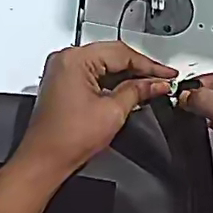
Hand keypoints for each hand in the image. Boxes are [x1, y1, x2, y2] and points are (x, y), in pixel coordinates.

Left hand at [14, 42, 176, 178]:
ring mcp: (61, 71)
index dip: (149, 65)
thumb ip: (138, 91)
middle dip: (139, 69)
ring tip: (149, 87)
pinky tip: (128, 90)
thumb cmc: (66, 139)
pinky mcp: (62, 83)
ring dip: (126, 76)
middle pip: (112, 55)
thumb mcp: (113, 112)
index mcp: (75, 59)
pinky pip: (92, 74)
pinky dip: (111, 82)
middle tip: (162, 79)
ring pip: (103, 64)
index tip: (166, 73)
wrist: (45, 160)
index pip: (121, 53)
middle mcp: (65, 60)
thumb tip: (155, 83)